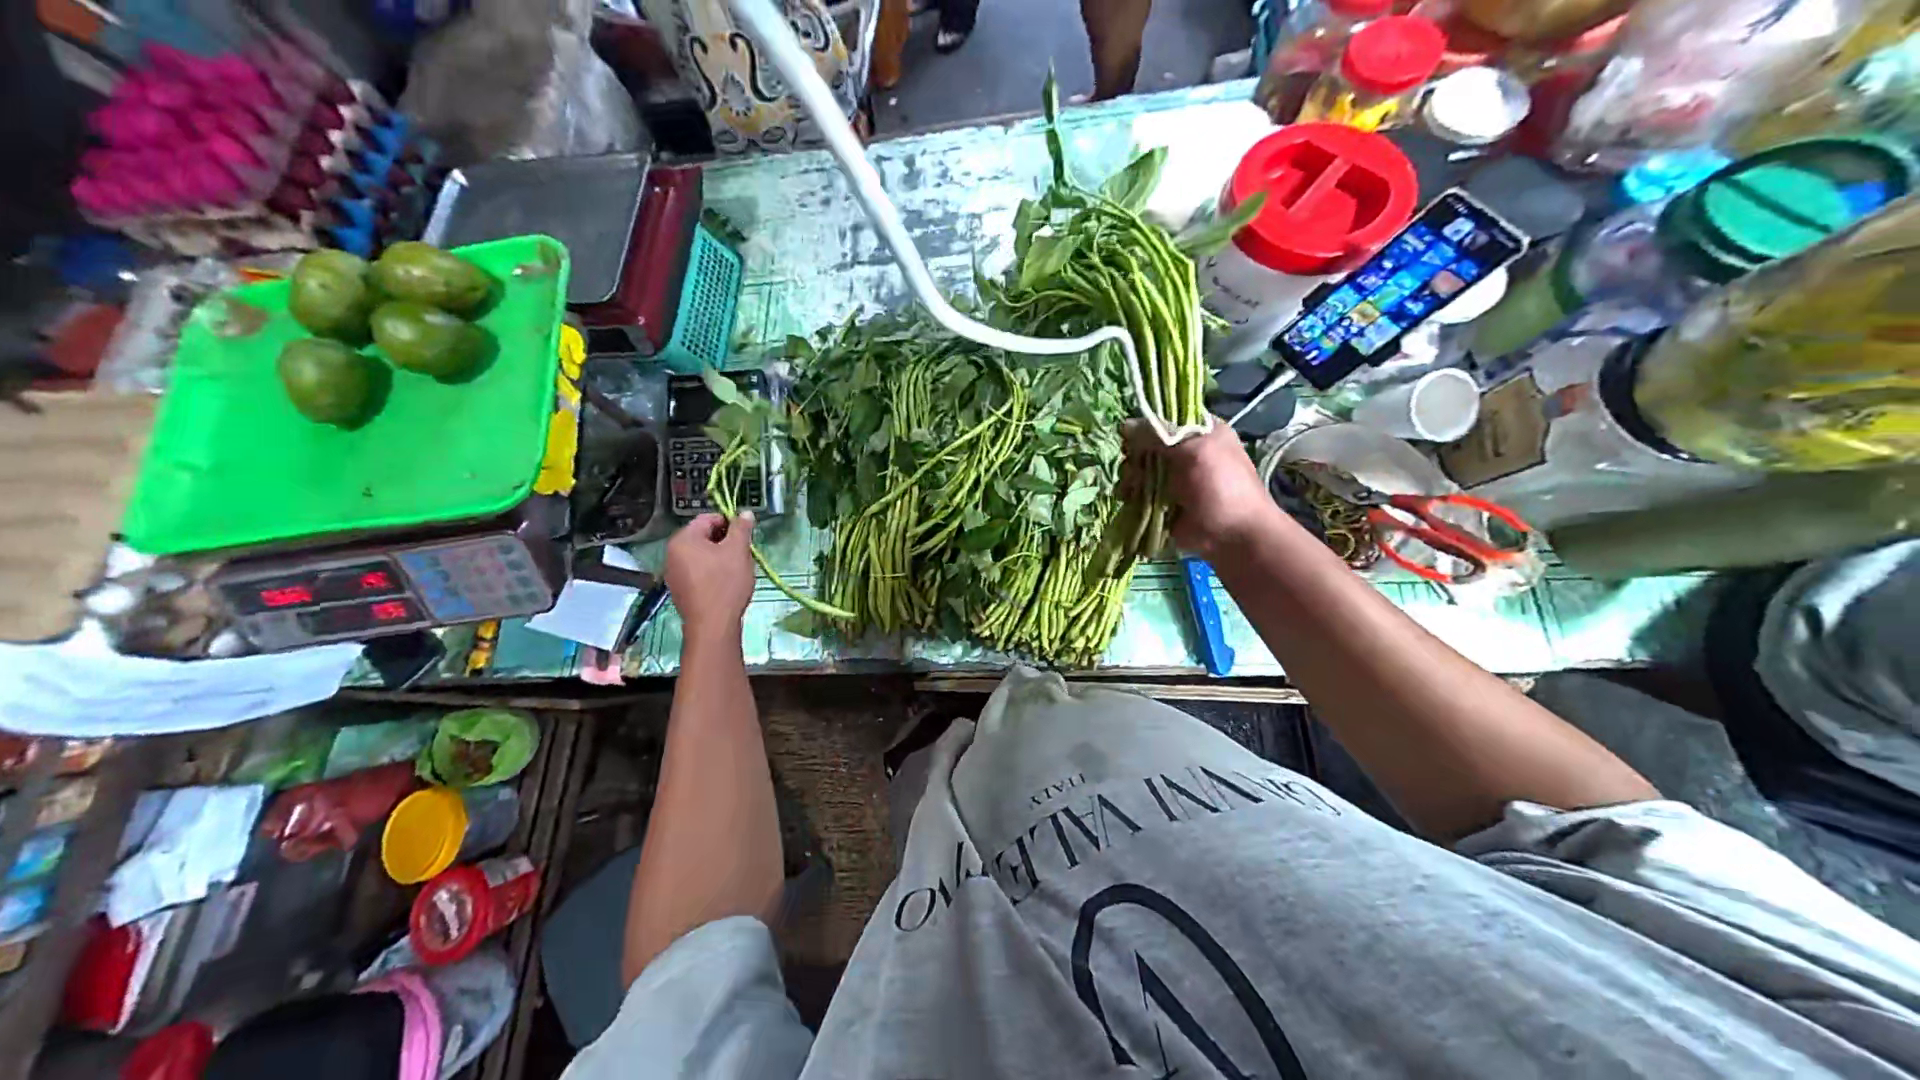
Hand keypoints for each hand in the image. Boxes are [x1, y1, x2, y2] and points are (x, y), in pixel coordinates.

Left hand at [665, 512, 755, 644]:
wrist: (712, 625)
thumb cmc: (725, 583)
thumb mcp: (738, 551)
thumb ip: (741, 528)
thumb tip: (745, 513)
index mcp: (683, 539)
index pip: (708, 518)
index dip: (729, 523)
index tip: (745, 536)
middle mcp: (672, 553)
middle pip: (703, 537)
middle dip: (724, 541)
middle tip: (742, 553)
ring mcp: (673, 573)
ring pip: (700, 555)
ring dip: (719, 557)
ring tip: (736, 569)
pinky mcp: (679, 590)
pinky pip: (697, 572)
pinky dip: (711, 572)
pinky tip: (724, 584)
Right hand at [1126, 418, 1286, 559]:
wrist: (1232, 535)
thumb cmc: (1220, 486)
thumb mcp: (1194, 450)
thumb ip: (1161, 434)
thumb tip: (1125, 425)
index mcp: (1200, 430)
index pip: (1165, 416)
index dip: (1147, 424)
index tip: (1135, 437)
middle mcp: (1185, 450)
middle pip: (1147, 442)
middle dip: (1135, 454)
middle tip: (1135, 466)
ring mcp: (1172, 477)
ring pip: (1139, 467)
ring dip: (1130, 475)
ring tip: (1131, 488)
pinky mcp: (1162, 500)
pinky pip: (1138, 490)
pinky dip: (1130, 493)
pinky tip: (1127, 498)